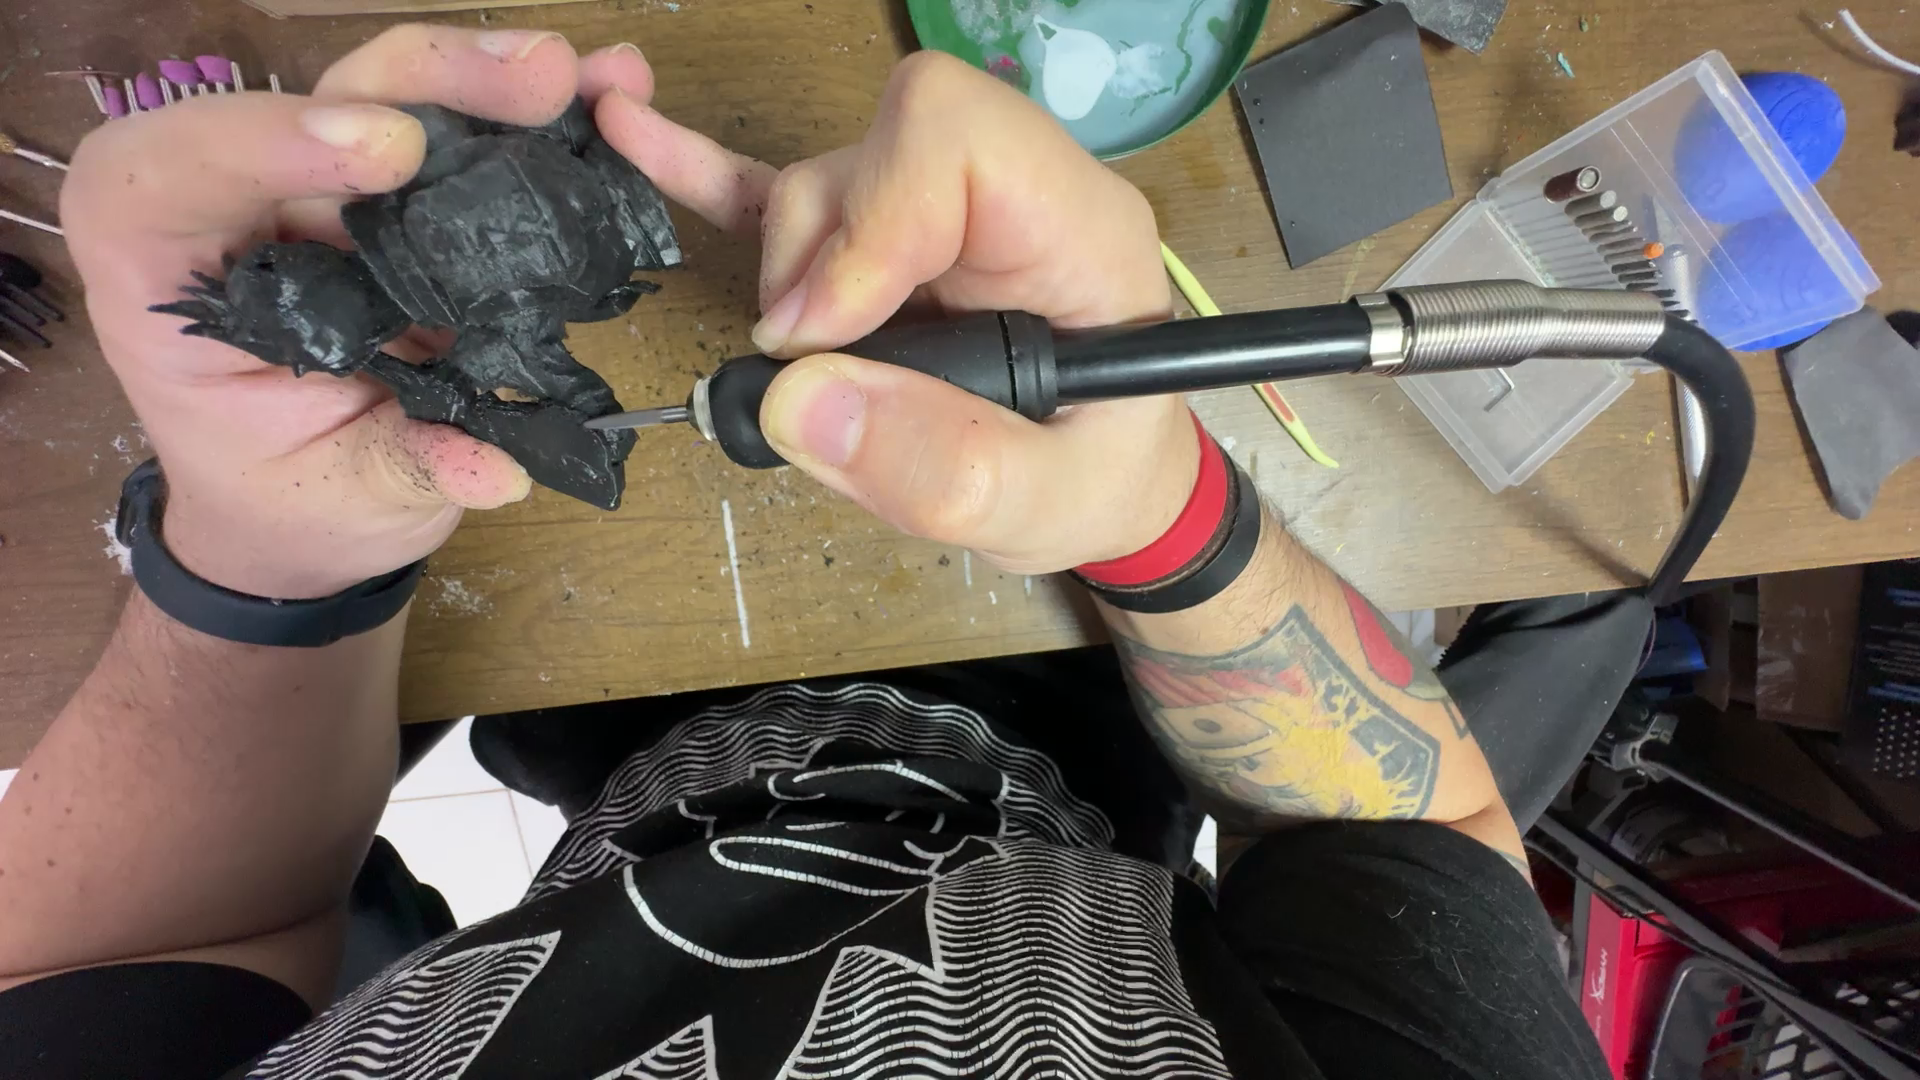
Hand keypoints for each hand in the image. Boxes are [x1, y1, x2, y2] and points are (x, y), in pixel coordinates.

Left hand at [62, 26, 661, 598]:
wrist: (324, 505)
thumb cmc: (299, 494)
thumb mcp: (344, 491)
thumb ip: (410, 465)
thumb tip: (497, 469)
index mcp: (184, 272)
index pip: (180, 170)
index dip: (271, 137)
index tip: (391, 146)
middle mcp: (267, 217)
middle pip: (327, 107)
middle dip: (436, 84)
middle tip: (546, 73)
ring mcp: (359, 220)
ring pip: (412, 117)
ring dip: (506, 91)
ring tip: (603, 80)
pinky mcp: (430, 239)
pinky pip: (480, 178)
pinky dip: (542, 145)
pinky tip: (606, 125)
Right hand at [598, 52, 1197, 573]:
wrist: (1103, 477)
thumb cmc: (1099, 484)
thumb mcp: (1047, 505)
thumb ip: (948, 469)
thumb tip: (798, 402)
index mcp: (1077, 233)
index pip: (956, 142)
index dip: (867, 223)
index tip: (820, 337)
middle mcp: (1011, 200)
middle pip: (875, 156)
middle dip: (813, 263)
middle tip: (810, 370)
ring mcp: (941, 219)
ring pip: (826, 187)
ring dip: (786, 276)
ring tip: (808, 368)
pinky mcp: (891, 253)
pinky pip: (796, 197)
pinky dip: (721, 183)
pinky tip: (640, 142)